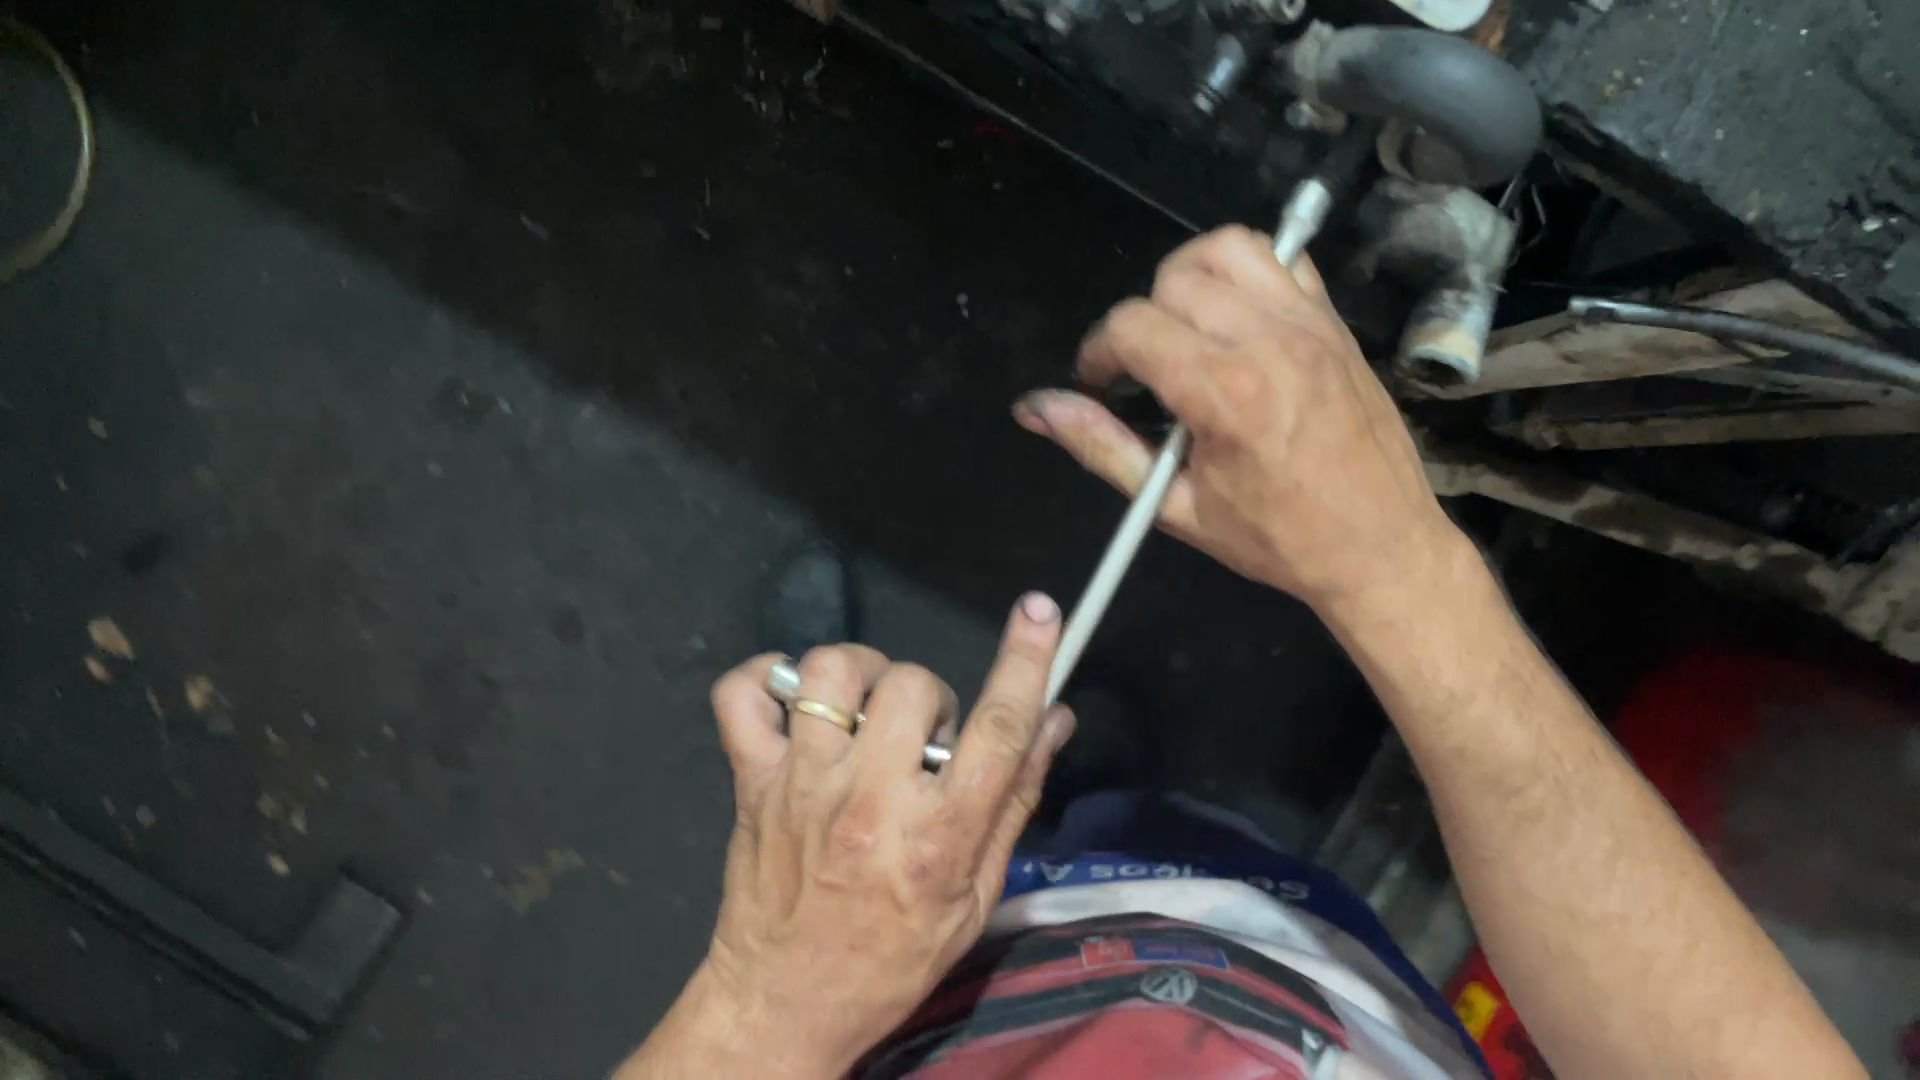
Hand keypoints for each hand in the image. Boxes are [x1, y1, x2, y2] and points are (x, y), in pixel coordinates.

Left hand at [621, 595, 1074, 1078]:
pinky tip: (793, 702)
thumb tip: (1057, 718)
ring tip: (864, 714)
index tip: (1041, 610)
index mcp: (937, 836)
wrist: (784, 1003)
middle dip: (930, 699)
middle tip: (920, 741)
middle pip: (914, 685)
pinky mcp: (751, 780)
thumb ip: (1016, 799)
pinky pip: (742, 694)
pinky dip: (765, 679)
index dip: (1027, 659)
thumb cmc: (893, 956)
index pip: (998, 729)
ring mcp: (802, 784)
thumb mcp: (976, 895)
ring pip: (832, 672)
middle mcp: (870, 800)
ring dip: (860, 677)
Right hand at [1013, 225, 1461, 613]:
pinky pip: (1282, 256)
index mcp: (1223, 394)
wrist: (1380, 546)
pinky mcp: (1334, 321)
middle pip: (1171, 282)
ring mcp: (1309, 323)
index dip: (1098, 353)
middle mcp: (1267, 341)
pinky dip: (1243, 270)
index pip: (1132, 326)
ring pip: (1226, 248)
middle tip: (1142, 373)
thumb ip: (1101, 447)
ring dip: (1186, 280)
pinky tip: (1234, 317)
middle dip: (1139, 323)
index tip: (1099, 385)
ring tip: (1182, 329)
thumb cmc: (1274, 538)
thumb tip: (1035, 408)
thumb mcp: (1173, 507)